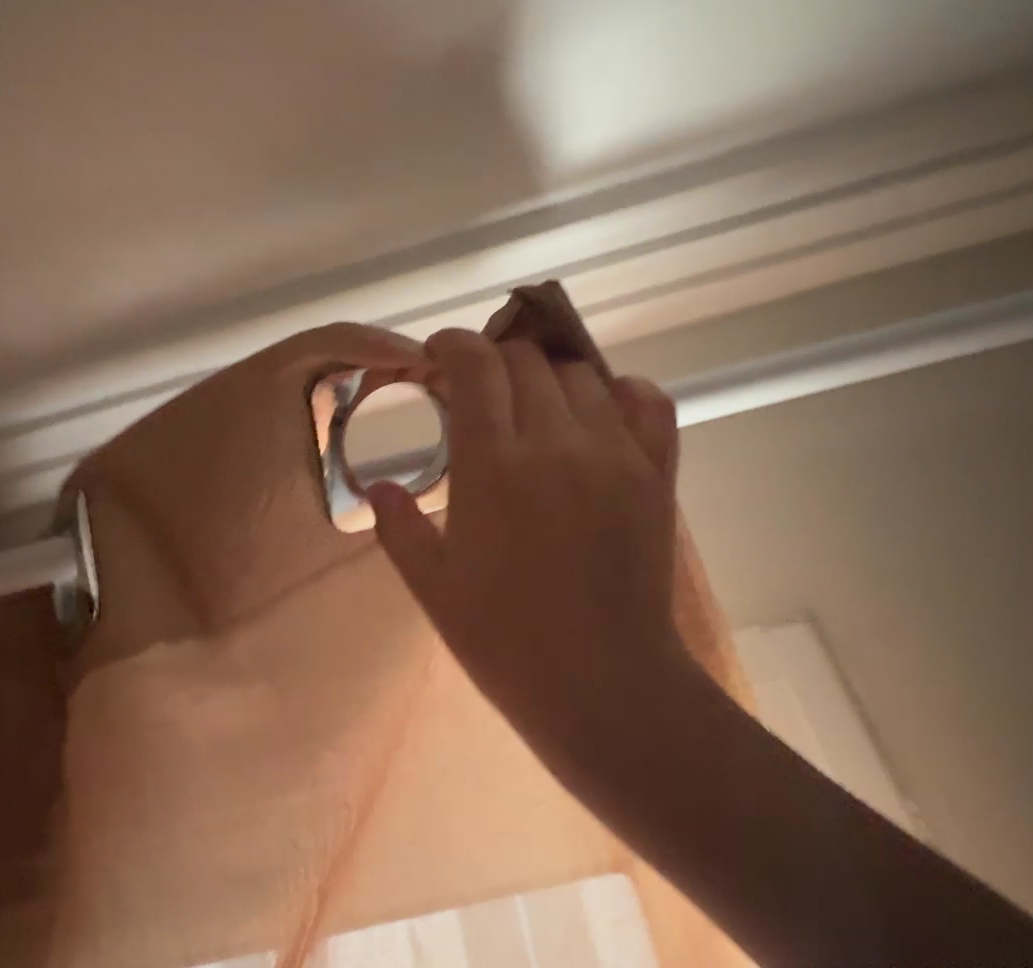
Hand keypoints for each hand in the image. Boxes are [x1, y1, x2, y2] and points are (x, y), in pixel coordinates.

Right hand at [366, 329, 693, 745]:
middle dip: (492, 361)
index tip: (438, 358)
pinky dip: (618, 391)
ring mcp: (614, 454)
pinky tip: (595, 414)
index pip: (474, 365)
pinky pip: (647, 400)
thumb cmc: (506, 642)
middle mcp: (556, 444)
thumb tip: (377, 486)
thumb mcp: (433, 588)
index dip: (451, 346)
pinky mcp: (655, 472)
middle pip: (525, 358)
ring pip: (580, 372)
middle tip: (478, 392)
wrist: (604, 685)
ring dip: (547, 375)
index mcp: (493, 467)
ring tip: (533, 406)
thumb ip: (399, 526)